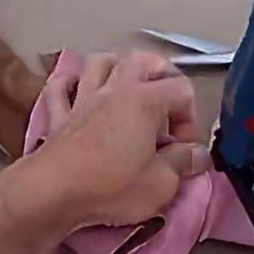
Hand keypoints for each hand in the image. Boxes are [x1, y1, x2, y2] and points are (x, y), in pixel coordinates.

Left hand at [0, 51, 208, 229]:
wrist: (53, 193)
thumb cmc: (114, 186)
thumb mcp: (163, 182)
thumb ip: (184, 163)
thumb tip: (200, 155)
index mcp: (146, 101)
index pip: (182, 90)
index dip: (190, 118)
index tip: (183, 147)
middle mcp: (115, 91)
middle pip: (141, 60)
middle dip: (160, 74)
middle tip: (166, 102)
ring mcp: (83, 100)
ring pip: (99, 62)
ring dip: (117, 67)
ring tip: (127, 88)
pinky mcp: (58, 116)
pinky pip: (61, 87)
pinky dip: (71, 84)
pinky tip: (78, 91)